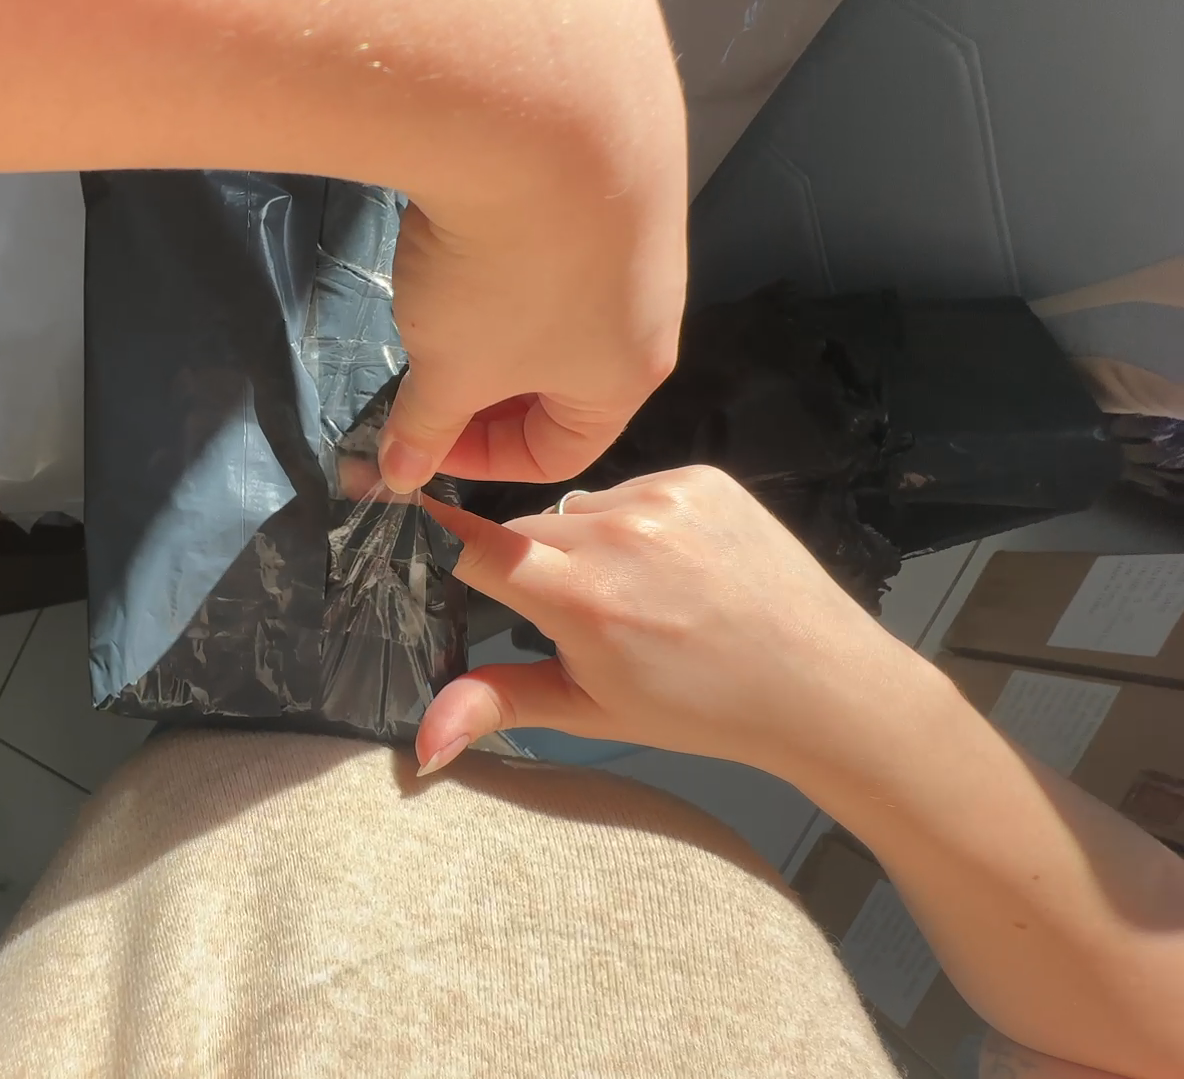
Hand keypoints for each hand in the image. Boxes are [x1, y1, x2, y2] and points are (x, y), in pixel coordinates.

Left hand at [379, 134, 687, 493]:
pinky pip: (552, 253)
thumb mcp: (447, 371)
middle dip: (482, 397)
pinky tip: (467, 247)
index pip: (559, 455)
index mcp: (623, 379)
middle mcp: (645, 314)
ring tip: (441, 313)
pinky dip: (504, 270)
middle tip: (424, 385)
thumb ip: (423, 429)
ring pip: (550, 319)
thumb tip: (397, 480)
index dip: (484, 462)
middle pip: (555, 387)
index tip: (425, 443)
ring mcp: (635, 240)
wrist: (538, 115)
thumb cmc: (499, 283)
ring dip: (489, 334)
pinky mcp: (610, 180)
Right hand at [413, 465, 926, 775]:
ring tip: (630, 584)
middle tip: (569, 607)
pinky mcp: (701, 477)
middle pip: (523, 530)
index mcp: (583, 598)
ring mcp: (664, 496)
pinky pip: (625, 492)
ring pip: (572, 510)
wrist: (827, 687)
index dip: (432, 531)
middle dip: (525, 564)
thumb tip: (422, 746)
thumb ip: (494, 705)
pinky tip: (668, 560)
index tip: (396, 512)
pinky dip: (627, 521)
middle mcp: (618, 532)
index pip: (476, 546)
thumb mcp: (586, 711)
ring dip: (576, 541)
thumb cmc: (697, 710)